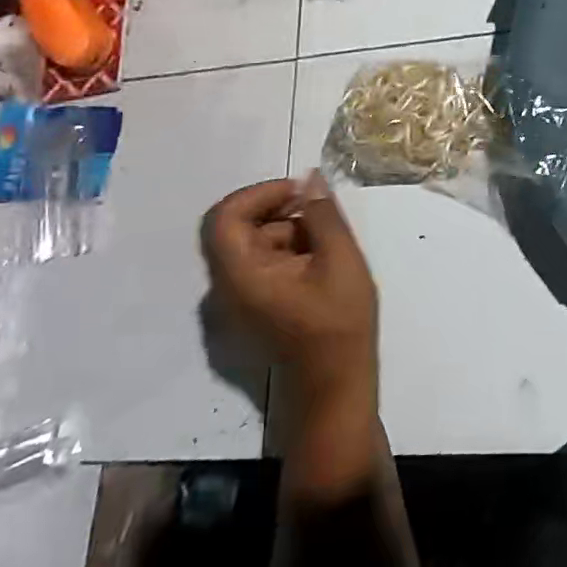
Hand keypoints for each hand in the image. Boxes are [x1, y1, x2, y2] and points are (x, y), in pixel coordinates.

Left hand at [204, 172, 377, 401]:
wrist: (334, 386)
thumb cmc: (338, 324)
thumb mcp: (341, 260)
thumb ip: (323, 215)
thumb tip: (311, 180)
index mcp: (240, 274)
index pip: (225, 215)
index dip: (261, 193)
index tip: (300, 192)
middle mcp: (226, 286)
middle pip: (240, 228)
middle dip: (281, 213)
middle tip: (322, 215)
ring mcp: (237, 301)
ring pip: (254, 246)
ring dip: (289, 233)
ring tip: (330, 244)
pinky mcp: (252, 309)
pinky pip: (261, 267)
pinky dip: (288, 254)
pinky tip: (322, 265)